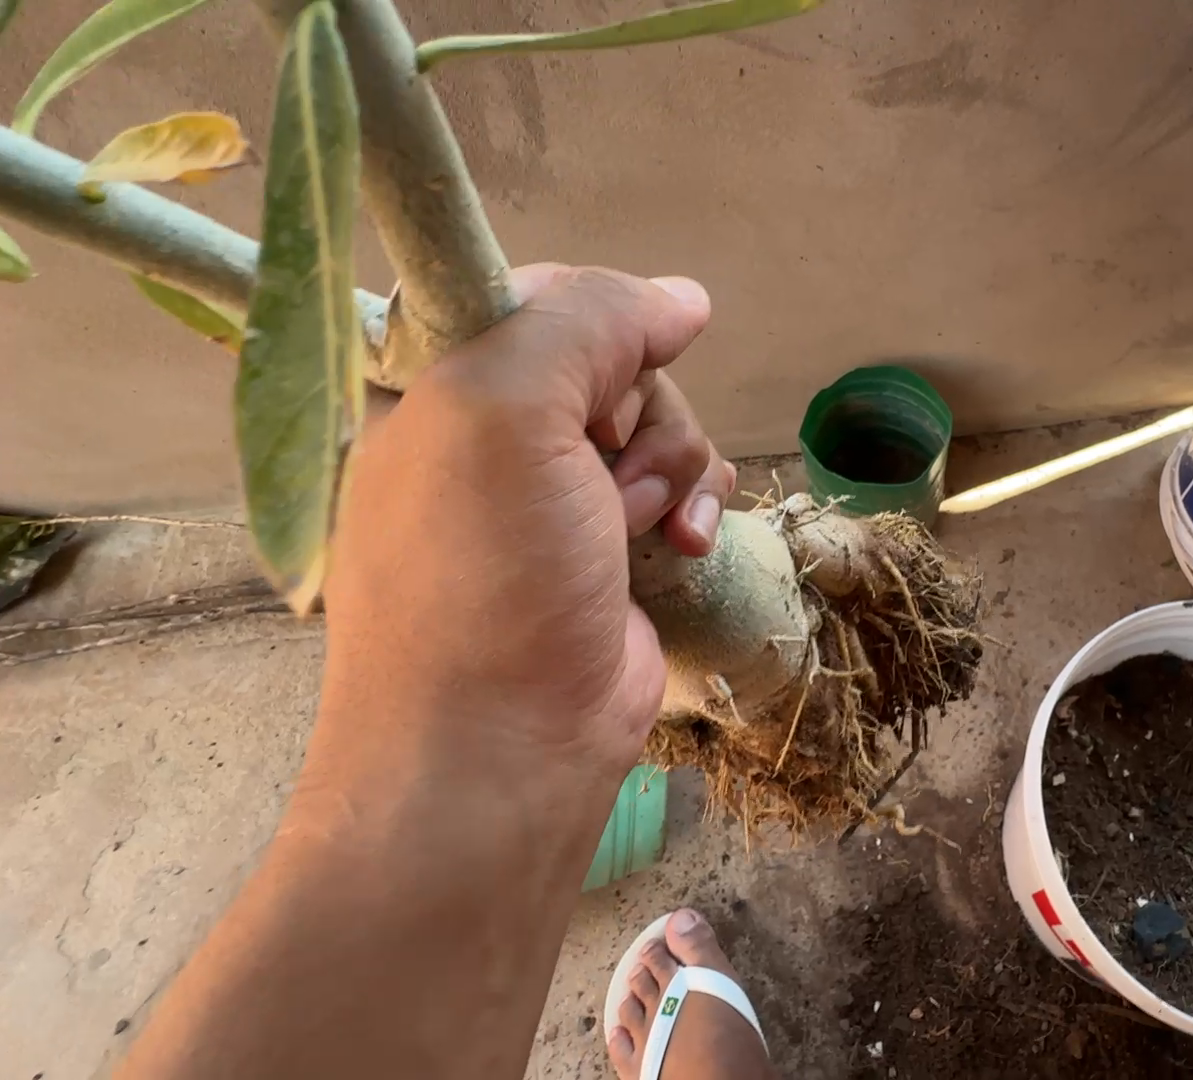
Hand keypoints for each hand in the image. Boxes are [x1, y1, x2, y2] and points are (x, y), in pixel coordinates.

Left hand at [120, 264, 735, 1079]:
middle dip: (645, 418)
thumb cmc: (487, 575)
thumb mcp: (507, 416)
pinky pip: (686, 485)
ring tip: (653, 528)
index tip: (622, 375)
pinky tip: (688, 543)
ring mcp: (569, 495)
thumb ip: (588, 325)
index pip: (543, 300)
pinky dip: (699, 506)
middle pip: (623, 368)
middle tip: (617, 478)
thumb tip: (689, 298)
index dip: (601, 328)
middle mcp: (505, 434)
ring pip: (666, 427)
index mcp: (444, 388)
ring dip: (679, 468)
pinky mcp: (622, 544)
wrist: (511, 742)